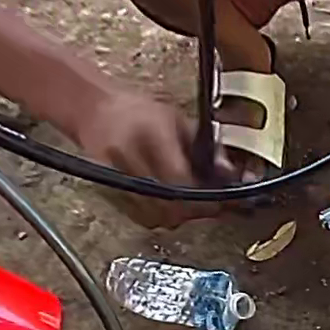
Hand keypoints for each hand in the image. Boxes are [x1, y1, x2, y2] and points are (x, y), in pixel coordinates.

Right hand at [57, 85, 233, 226]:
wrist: (96, 111)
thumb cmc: (145, 116)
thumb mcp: (182, 123)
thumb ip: (211, 152)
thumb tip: (234, 177)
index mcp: (150, 133)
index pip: (181, 181)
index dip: (204, 200)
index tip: (221, 204)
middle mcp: (127, 155)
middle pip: (170, 205)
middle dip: (197, 211)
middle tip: (211, 207)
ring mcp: (114, 175)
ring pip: (158, 217)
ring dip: (181, 217)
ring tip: (191, 204)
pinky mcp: (109, 191)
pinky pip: (144, 219)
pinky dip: (163, 218)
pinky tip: (171, 206)